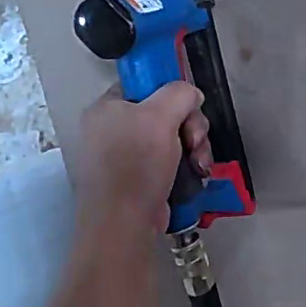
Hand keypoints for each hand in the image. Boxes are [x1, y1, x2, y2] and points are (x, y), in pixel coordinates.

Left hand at [75, 83, 211, 232]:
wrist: (124, 222)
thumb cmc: (136, 163)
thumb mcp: (160, 116)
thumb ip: (179, 94)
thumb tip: (192, 95)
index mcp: (107, 108)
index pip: (143, 84)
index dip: (169, 92)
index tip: (187, 106)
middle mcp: (113, 129)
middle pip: (165, 112)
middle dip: (189, 126)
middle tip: (194, 139)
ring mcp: (127, 156)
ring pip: (174, 138)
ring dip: (194, 148)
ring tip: (198, 164)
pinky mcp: (141, 179)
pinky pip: (171, 161)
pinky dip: (187, 165)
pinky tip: (195, 174)